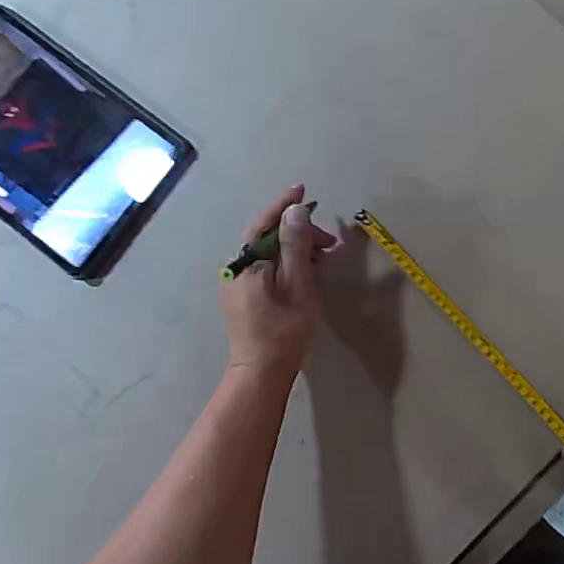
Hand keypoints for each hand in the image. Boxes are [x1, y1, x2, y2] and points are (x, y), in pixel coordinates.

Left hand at [220, 184, 336, 377]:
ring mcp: (236, 285)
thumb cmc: (284, 331)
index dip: (285, 206)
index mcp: (245, 263)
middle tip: (329, 244)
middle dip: (298, 235)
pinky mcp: (242, 299)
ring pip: (268, 256)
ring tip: (321, 261)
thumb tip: (295, 211)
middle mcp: (235, 269)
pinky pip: (265, 271)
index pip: (265, 224)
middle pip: (267, 239)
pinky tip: (306, 275)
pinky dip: (286, 266)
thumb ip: (295, 245)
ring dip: (295, 251)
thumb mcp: (298, 285)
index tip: (303, 190)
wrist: (261, 374)